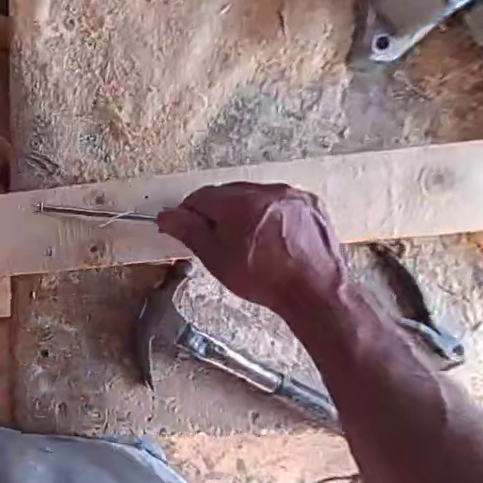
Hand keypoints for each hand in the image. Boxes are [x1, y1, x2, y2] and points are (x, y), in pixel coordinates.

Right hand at [157, 183, 349, 324]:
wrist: (314, 290)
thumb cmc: (265, 278)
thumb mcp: (215, 258)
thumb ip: (189, 231)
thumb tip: (168, 216)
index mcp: (241, 203)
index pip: (201, 196)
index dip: (188, 212)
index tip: (185, 227)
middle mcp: (268, 192)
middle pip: (228, 194)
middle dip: (215, 212)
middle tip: (213, 240)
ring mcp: (292, 196)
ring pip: (253, 197)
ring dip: (241, 212)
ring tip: (243, 242)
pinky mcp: (310, 204)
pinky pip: (278, 202)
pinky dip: (267, 214)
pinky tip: (266, 239)